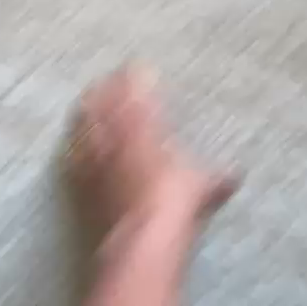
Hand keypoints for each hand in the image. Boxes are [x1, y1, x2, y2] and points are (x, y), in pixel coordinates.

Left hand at [68, 64, 237, 231]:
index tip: (134, 66)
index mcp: (146, 128)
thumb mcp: (200, 188)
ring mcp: (97, 161)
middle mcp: (118, 138)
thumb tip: (237, 178)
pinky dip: (72, 148)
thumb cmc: (174, 204)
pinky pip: (74, 160)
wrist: (140, 240)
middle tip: (104, 78)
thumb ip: (216, 180)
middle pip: (107, 104)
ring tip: (84, 100)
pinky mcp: (82, 186)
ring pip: (86, 127)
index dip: (134, 79)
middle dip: (106, 89)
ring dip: (86, 112)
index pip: (137, 94)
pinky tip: (69, 144)